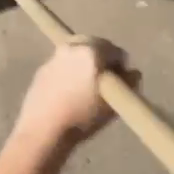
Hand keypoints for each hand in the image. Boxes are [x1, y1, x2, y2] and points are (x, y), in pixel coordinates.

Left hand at [16, 38, 131, 147]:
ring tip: (87, 84)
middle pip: (94, 45)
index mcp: (92, 51)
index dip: (122, 66)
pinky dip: (69, 70)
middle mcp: (72, 47)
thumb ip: (128, 83)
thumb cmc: (83, 115)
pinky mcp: (42, 68)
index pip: (116, 51)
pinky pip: (62, 63)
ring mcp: (54, 56)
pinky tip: (69, 89)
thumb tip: (131, 73)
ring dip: (84, 62)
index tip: (122, 82)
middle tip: (105, 79)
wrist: (44, 128)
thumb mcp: (113, 103)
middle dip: (102, 58)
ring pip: (76, 52)